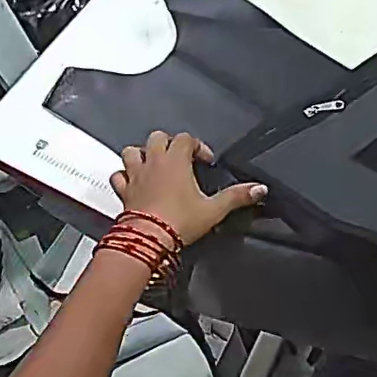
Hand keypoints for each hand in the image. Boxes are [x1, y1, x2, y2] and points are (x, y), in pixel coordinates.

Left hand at [110, 131, 265, 244]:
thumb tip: (258, 189)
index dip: (197, 146)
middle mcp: (153, 162)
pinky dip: (124, 176)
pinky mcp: (124, 191)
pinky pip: (118, 175)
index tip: (205, 160)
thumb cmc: (178, 221)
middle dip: (168, 143)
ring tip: (152, 163)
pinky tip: (132, 182)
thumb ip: (237, 196)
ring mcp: (135, 175)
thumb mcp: (214, 209)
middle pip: (157, 137)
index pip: (185, 138)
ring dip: (141, 154)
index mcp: (175, 160)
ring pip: (132, 151)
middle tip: (178, 156)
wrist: (149, 239)